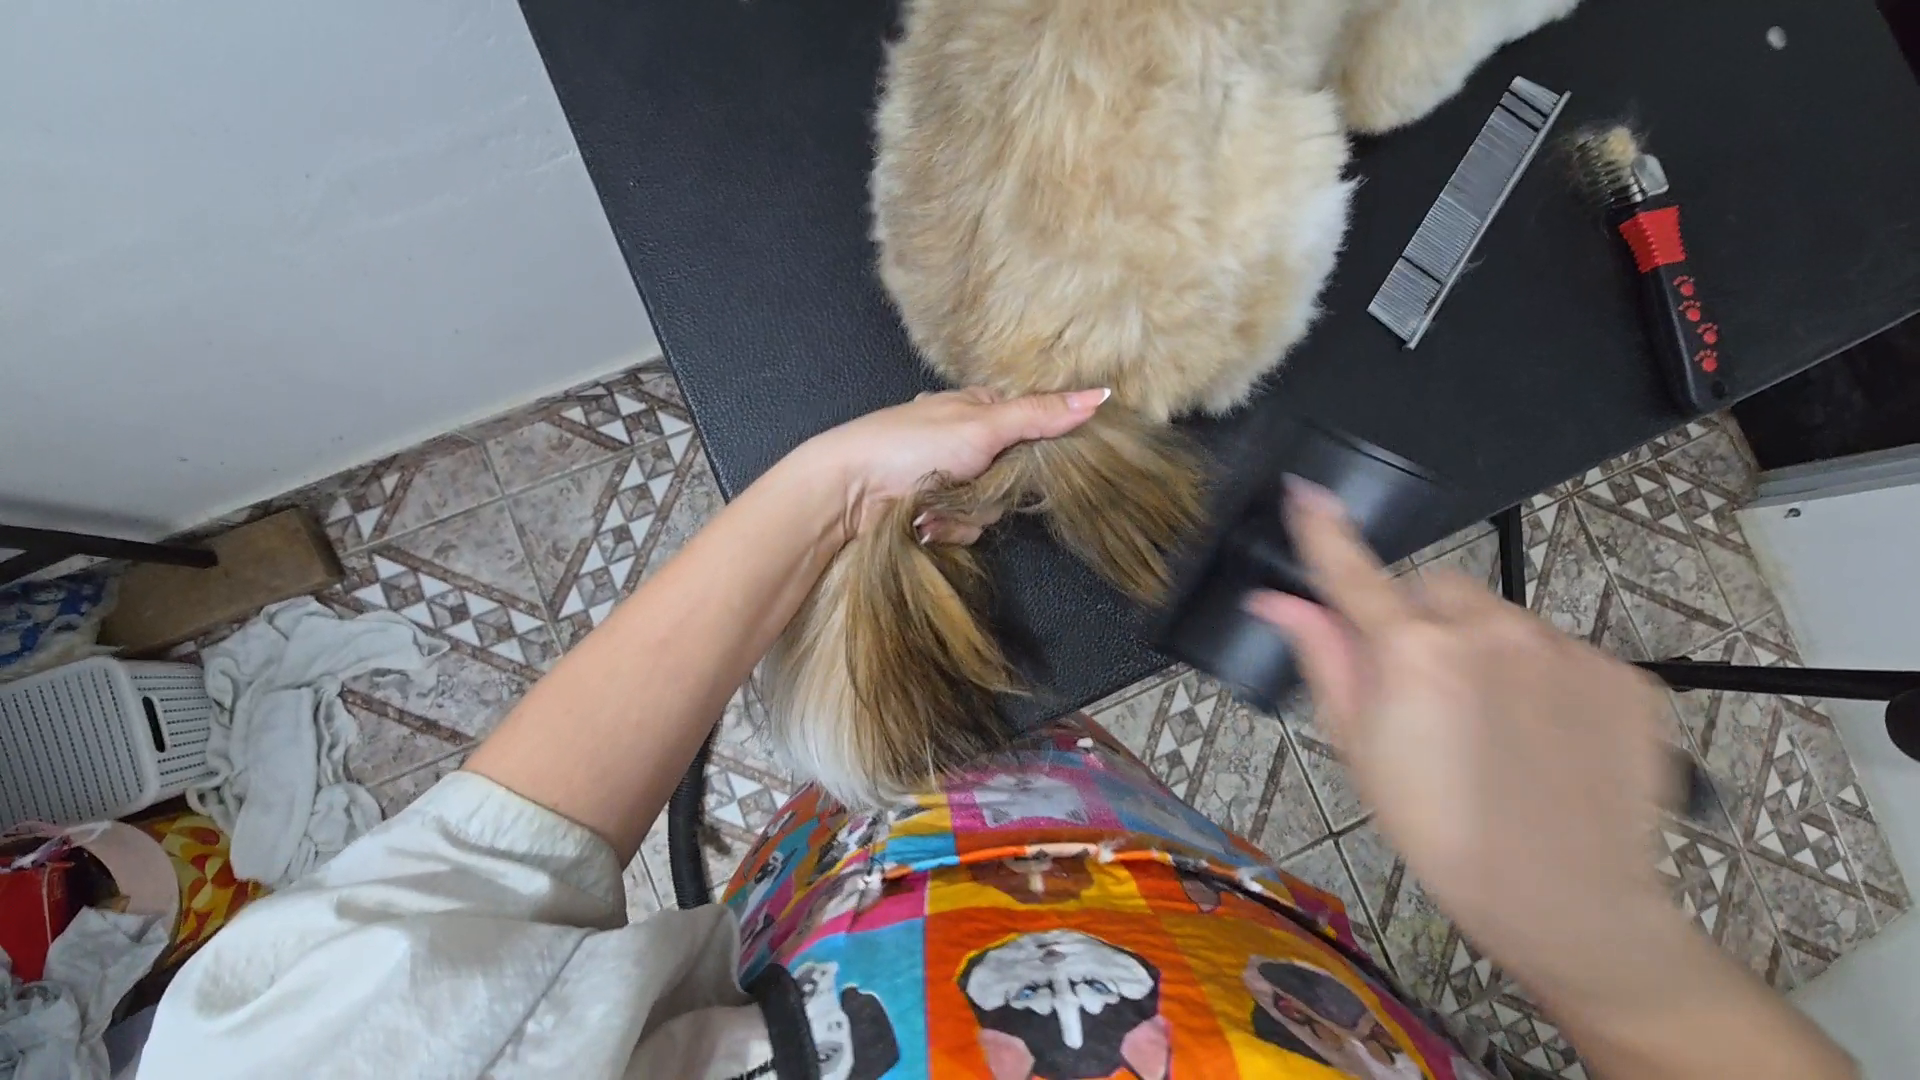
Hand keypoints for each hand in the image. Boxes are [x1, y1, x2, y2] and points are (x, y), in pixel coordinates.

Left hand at [796, 386, 1108, 541]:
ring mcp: (948, 479)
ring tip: (934, 502)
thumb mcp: (983, 424)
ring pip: (992, 506)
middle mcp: (964, 442)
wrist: (848, 491)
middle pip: (1015, 473)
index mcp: (975, 409)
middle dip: (996, 486)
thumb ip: (1041, 415)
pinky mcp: (934, 512)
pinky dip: (948, 526)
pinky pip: (966, 526)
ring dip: (968, 510)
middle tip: (975, 478)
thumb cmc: (912, 445)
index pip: (1030, 424)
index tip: (1038, 458)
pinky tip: (925, 521)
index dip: (1040, 443)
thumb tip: (1101, 394)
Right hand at [1245, 480, 1680, 999]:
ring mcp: (1563, 647)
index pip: (1354, 573)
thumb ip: (1322, 657)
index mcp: (1412, 652)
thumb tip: (1275, 602)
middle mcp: (1489, 631)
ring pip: (1497, 618)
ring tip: (1488, 720)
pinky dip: (1538, 673)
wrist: (1565, 900)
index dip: (1323, 529)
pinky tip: (1539, 730)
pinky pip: (1557, 647)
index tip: (1306, 491)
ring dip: (1480, 647)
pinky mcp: (1623, 672)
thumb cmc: (1438, 828)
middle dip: (1416, 620)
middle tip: (1418, 688)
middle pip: (1433, 590)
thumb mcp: (1357, 746)